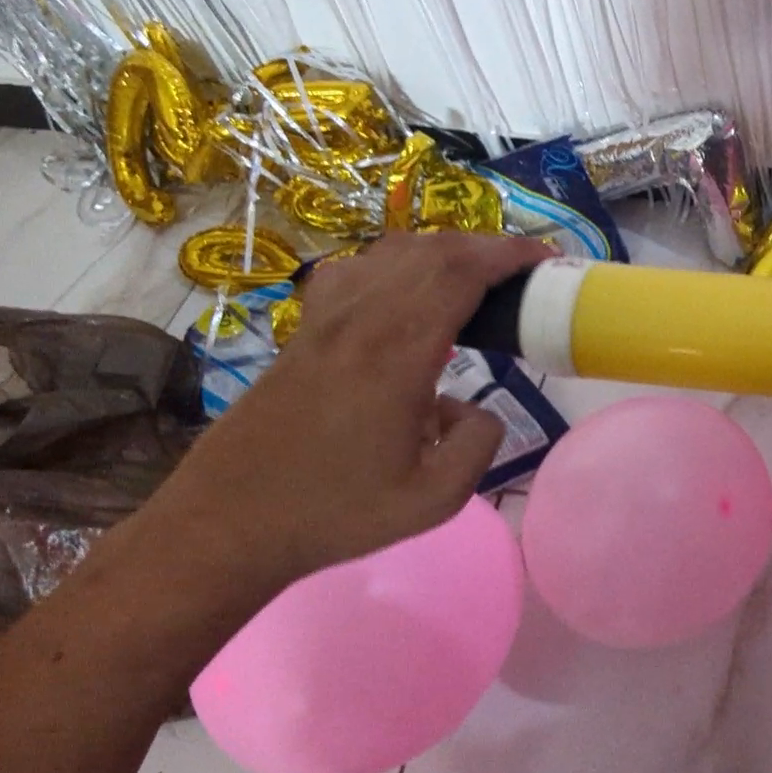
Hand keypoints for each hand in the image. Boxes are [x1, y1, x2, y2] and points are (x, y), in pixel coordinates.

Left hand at [142, 232, 552, 587]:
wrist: (225, 527)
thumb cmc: (335, 514)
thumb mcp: (435, 498)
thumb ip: (479, 443)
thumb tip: (474, 409)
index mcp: (396, 354)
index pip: (460, 273)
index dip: (509, 255)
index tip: (546, 260)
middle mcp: (360, 321)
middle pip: (432, 251)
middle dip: (489, 246)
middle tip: (526, 268)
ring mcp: (325, 321)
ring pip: (393, 251)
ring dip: (446, 250)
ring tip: (478, 275)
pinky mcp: (305, 330)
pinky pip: (357, 269)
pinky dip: (398, 262)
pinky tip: (408, 289)